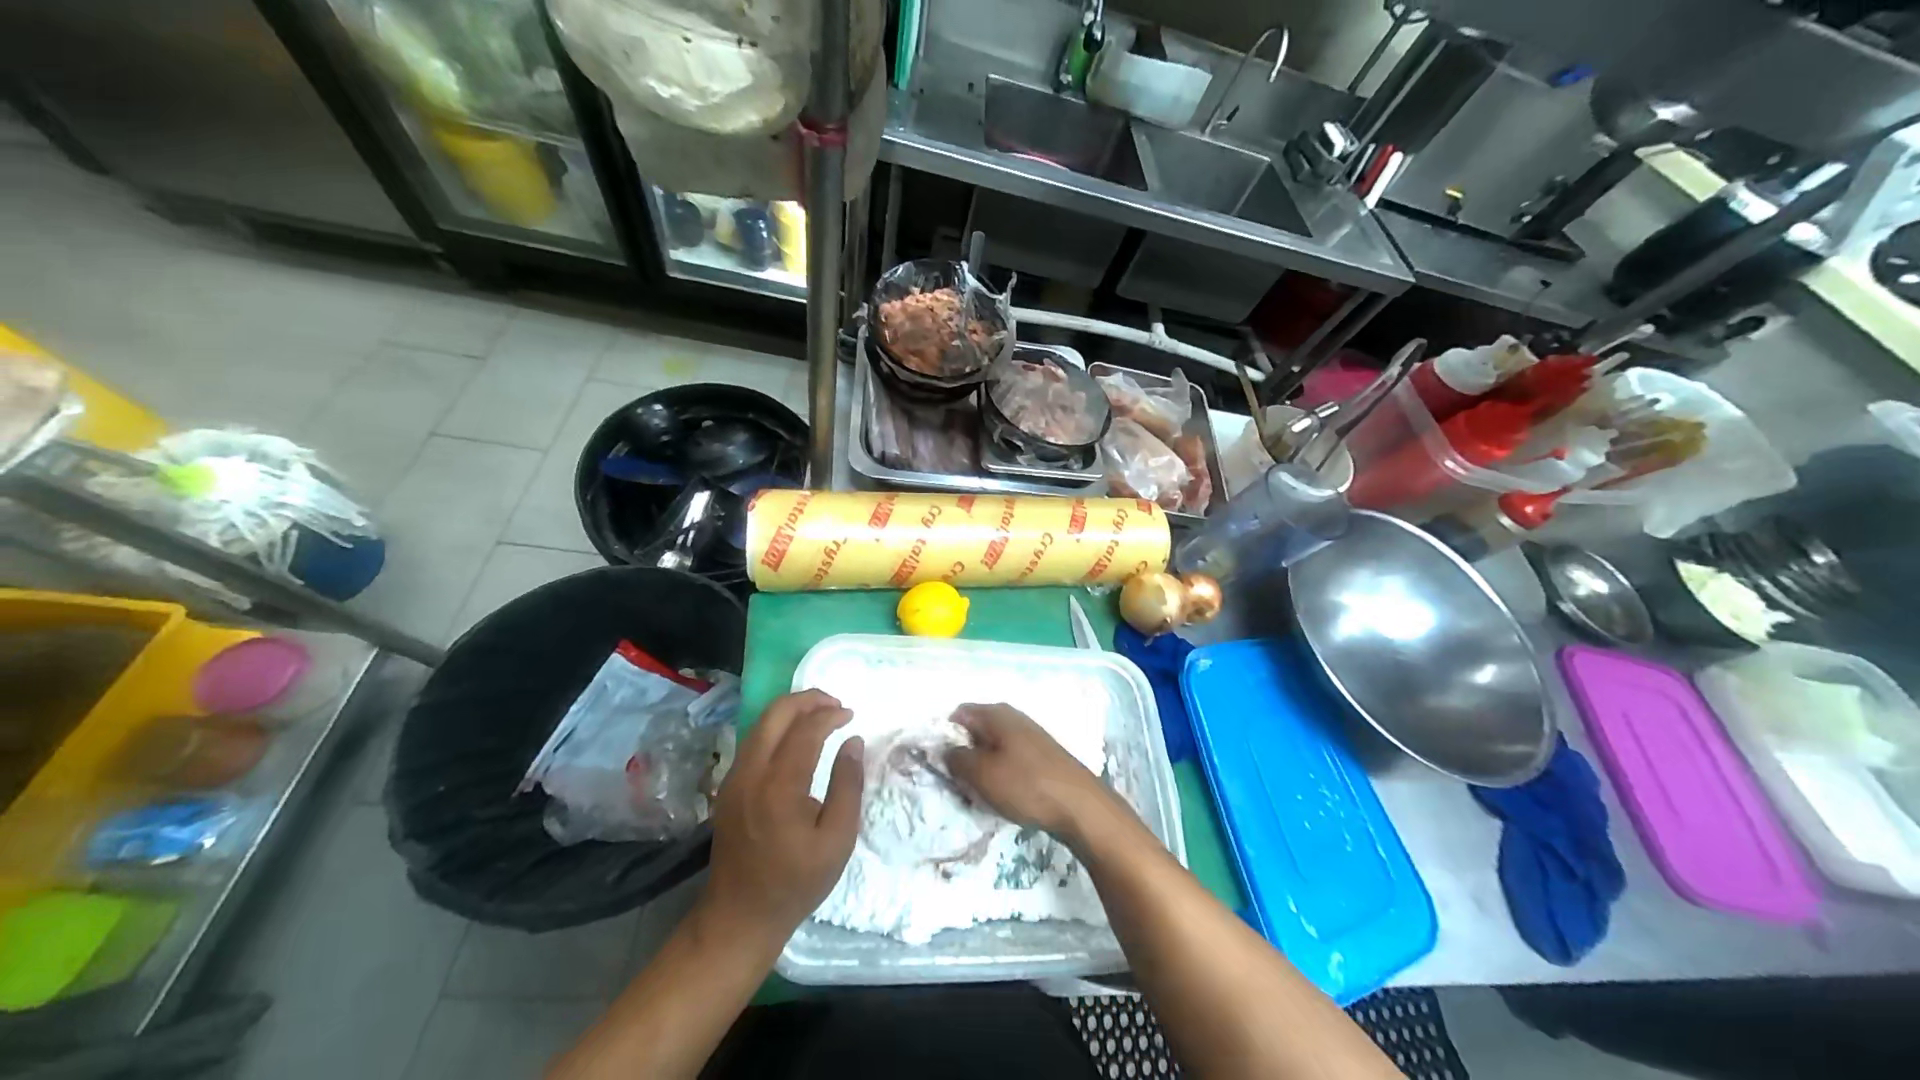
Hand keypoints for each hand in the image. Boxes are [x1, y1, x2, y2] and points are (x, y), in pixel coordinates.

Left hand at [700, 690, 863, 942]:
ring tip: (819, 715)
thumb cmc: (796, 882)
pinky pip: (751, 741)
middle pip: (775, 714)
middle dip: (807, 700)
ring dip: (790, 711)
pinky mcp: (727, 787)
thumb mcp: (837, 840)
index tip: (851, 714)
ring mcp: (733, 778)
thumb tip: (853, 742)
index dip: (830, 715)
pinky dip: (775, 727)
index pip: (805, 730)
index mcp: (779, 786)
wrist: (739, 915)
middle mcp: (750, 773)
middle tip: (835, 704)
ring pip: (759, 724)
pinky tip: (795, 737)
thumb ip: (848, 786)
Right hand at [945, 704, 1110, 838]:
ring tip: (981, 794)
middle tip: (960, 783)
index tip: (940, 763)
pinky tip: (1004, 797)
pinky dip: (1001, 776)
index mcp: (996, 713)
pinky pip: (1009, 761)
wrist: (1080, 807)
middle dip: (964, 755)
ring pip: (992, 748)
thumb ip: (956, 758)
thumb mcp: (981, 774)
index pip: (958, 714)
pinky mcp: (1041, 757)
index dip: (944, 736)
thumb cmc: (1026, 785)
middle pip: (975, 731)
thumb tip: (946, 749)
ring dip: (982, 770)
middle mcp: (1013, 718)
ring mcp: (1029, 736)